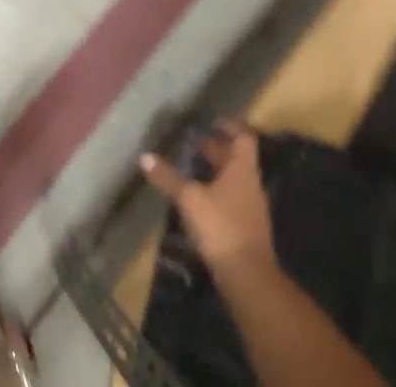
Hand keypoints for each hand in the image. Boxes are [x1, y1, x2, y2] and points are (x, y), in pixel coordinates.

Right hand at [140, 120, 273, 270]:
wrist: (247, 275)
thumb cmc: (221, 227)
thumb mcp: (189, 199)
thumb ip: (168, 178)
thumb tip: (145, 157)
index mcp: (242, 170)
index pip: (243, 139)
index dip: (230, 127)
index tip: (212, 121)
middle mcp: (250, 184)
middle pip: (237, 159)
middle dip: (216, 149)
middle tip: (192, 144)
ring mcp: (249, 206)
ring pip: (233, 179)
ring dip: (215, 170)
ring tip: (190, 167)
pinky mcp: (244, 226)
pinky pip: (230, 197)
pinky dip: (215, 190)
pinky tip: (196, 198)